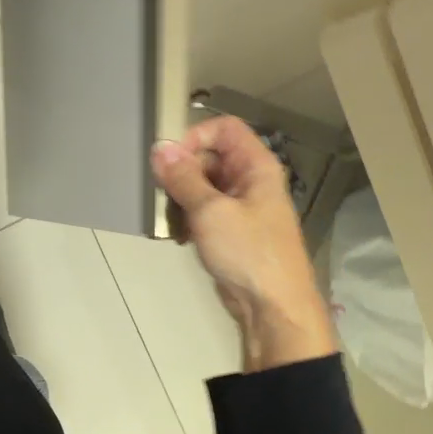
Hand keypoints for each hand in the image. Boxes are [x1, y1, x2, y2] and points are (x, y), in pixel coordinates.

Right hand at [153, 116, 334, 371]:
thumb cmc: (247, 252)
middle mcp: (250, 181)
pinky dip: (187, 220)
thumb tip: (161, 148)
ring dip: (181, 200)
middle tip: (164, 197)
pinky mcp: (230, 231)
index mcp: (256, 166)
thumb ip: (183, 179)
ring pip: (202, 187)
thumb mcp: (210, 212)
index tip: (169, 162)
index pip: (224, 129)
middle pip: (209, 158)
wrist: (271, 304)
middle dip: (182, 174)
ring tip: (170, 222)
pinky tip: (179, 238)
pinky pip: (203, 213)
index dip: (195, 137)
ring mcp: (241, 207)